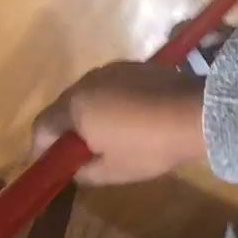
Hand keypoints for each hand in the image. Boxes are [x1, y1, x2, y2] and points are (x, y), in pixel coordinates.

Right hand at [32, 62, 207, 184]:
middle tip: (78, 152)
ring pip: (87, 93)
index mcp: (75, 106)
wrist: (196, 112)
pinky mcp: (134, 65)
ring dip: (88, 113)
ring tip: (106, 135)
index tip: (50, 165)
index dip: (41, 148)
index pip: (42, 126)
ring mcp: (112, 69)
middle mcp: (87, 81)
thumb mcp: (112, 171)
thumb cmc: (149, 146)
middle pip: (63, 106)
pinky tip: (128, 117)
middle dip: (65, 130)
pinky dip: (109, 101)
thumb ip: (83, 171)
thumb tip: (74, 166)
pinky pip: (110, 85)